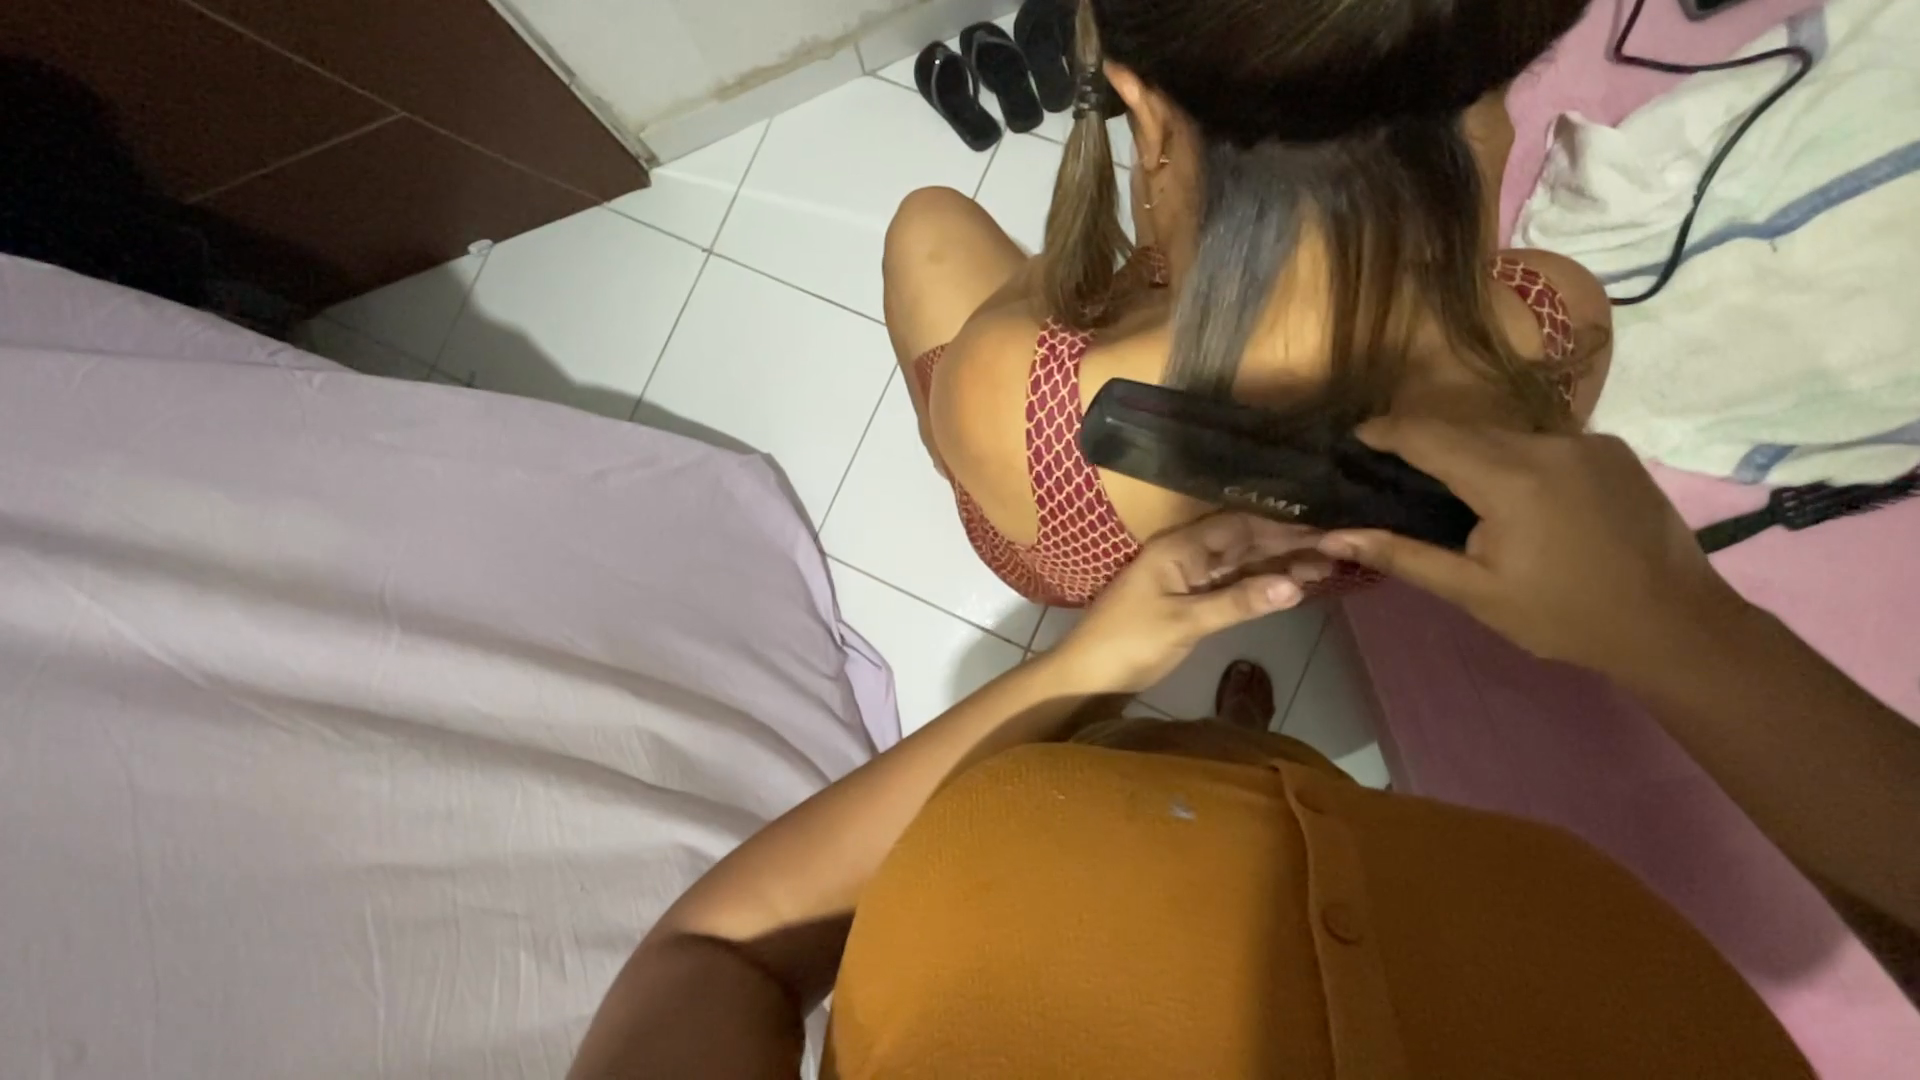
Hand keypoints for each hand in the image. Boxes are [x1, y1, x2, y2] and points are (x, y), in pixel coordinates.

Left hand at [1049, 514, 1318, 694]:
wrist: (1089, 676)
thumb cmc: (1129, 643)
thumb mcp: (1185, 622)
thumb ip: (1239, 602)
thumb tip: (1296, 584)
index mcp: (1178, 547)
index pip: (1239, 524)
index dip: (1283, 526)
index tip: (1327, 527)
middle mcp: (1184, 554)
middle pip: (1243, 541)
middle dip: (1287, 544)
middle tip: (1338, 549)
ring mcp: (1186, 577)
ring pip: (1239, 563)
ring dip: (1277, 565)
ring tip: (1326, 567)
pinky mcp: (1187, 600)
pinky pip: (1230, 584)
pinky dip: (1258, 585)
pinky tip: (1290, 586)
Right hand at [1318, 418, 1749, 677]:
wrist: (1678, 626)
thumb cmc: (1564, 615)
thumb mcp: (1472, 591)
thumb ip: (1400, 555)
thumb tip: (1332, 537)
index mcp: (1509, 479)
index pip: (1428, 436)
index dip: (1385, 431)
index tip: (1352, 437)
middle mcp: (1548, 445)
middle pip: (1464, 429)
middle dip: (1421, 442)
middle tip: (1388, 466)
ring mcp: (1587, 443)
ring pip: (1503, 434)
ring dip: (1466, 451)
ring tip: (1443, 483)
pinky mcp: (1612, 451)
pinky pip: (1541, 443)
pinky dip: (1509, 457)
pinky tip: (1507, 492)